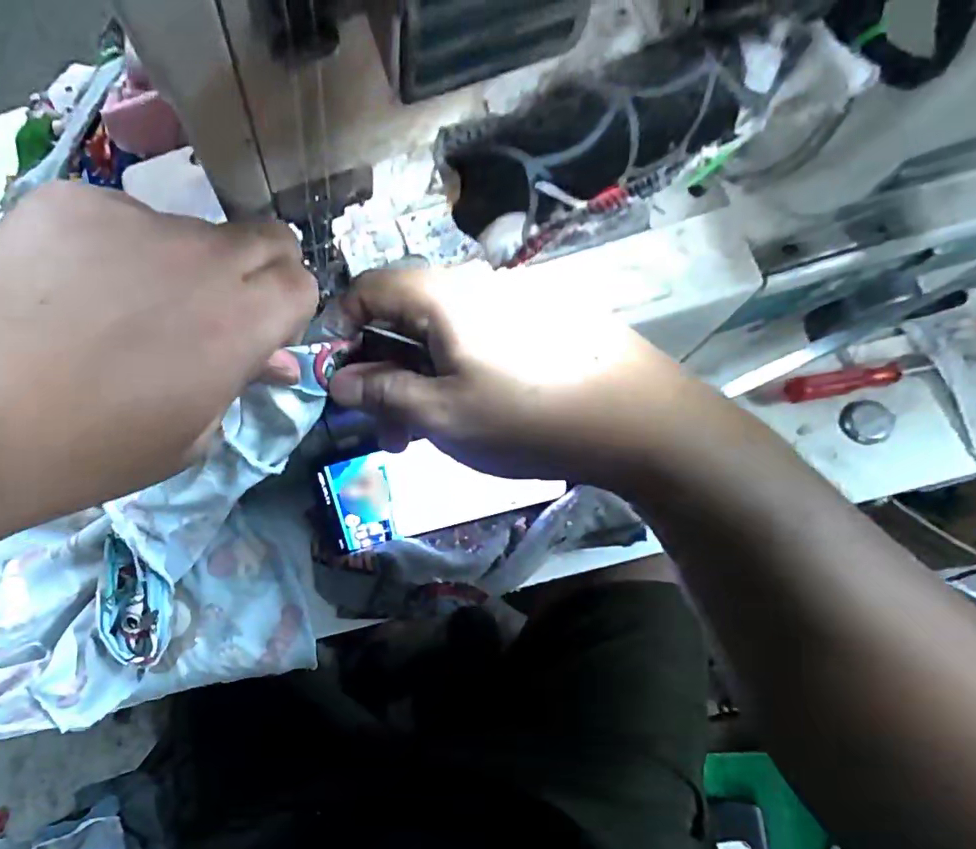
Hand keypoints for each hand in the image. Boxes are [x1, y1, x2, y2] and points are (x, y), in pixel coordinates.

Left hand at [0, 181, 314, 530]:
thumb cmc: (91, 454)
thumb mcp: (188, 438)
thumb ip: (238, 385)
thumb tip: (269, 359)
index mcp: (240, 323)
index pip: (302, 282)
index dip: (287, 310)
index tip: (260, 336)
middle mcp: (200, 257)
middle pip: (263, 237)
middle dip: (256, 273)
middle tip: (210, 316)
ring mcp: (131, 219)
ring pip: (185, 230)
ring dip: (179, 265)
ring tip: (118, 312)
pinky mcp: (67, 201)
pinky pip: (116, 218)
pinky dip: (112, 249)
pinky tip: (68, 293)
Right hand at [328, 262, 705, 486]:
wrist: (636, 419)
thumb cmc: (525, 418)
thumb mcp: (441, 416)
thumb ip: (383, 395)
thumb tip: (340, 381)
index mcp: (440, 296)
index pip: (366, 288)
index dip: (342, 333)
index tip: (344, 384)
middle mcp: (473, 285)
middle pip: (402, 316)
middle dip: (382, 373)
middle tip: (390, 432)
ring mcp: (511, 301)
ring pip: (441, 335)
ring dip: (419, 382)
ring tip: (428, 436)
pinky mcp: (540, 322)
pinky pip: (477, 340)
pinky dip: (457, 375)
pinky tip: (474, 414)